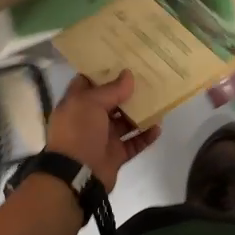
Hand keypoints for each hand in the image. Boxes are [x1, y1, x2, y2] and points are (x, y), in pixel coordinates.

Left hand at [46, 71, 160, 190]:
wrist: (78, 174)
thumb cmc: (79, 132)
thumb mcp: (90, 103)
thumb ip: (111, 89)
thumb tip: (128, 74)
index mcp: (76, 104)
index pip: (88, 82)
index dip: (103, 71)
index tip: (123, 60)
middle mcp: (88, 119)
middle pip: (110, 102)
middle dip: (127, 91)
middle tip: (148, 78)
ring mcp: (103, 138)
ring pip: (124, 122)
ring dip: (140, 113)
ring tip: (158, 101)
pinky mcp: (115, 154)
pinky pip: (134, 143)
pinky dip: (145, 136)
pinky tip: (158, 127)